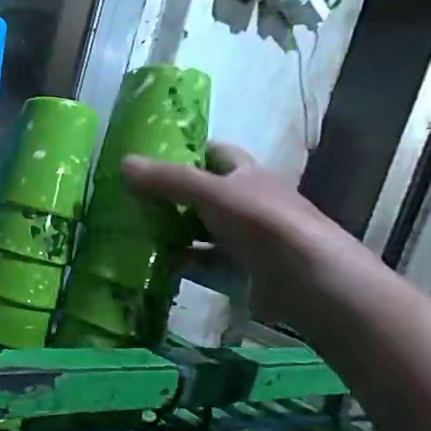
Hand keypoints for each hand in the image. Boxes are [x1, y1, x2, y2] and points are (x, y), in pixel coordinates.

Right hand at [121, 142, 356, 324]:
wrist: (307, 278)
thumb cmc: (261, 222)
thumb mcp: (211, 193)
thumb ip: (168, 180)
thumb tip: (123, 163)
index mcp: (247, 174)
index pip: (216, 153)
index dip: (189, 152)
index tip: (153, 159)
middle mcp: (249, 202)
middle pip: (206, 194)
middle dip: (174, 196)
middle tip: (134, 200)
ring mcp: (248, 239)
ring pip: (204, 231)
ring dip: (176, 233)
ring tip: (137, 234)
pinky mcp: (244, 272)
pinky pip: (207, 264)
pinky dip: (185, 264)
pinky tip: (159, 266)